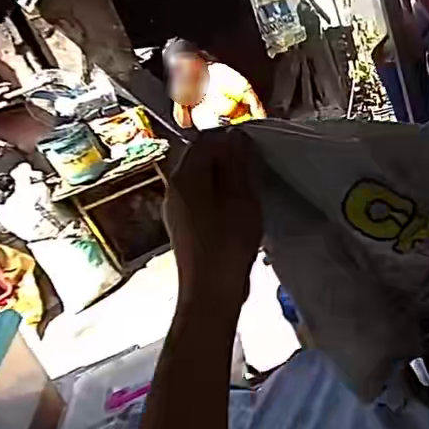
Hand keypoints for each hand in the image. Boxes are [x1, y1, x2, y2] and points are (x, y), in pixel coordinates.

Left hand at [164, 129, 261, 309]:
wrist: (210, 291)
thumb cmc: (228, 242)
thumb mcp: (239, 197)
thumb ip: (234, 163)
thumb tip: (232, 138)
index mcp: (184, 177)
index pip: (204, 141)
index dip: (230, 139)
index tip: (254, 149)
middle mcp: (173, 189)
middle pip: (199, 160)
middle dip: (226, 158)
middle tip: (254, 168)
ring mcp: (175, 210)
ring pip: (201, 181)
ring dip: (224, 179)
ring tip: (249, 189)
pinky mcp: (183, 228)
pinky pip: (200, 200)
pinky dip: (218, 197)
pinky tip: (236, 210)